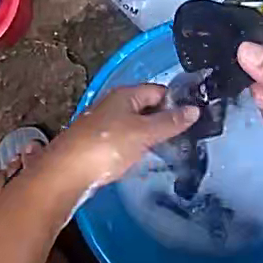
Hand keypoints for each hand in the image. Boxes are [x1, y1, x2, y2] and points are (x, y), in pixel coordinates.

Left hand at [40, 85, 196, 193]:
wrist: (67, 172)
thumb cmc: (107, 146)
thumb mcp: (144, 133)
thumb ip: (169, 122)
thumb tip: (194, 109)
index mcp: (124, 95)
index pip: (158, 90)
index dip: (176, 101)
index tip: (195, 117)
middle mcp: (113, 104)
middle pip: (145, 106)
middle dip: (164, 119)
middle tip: (187, 135)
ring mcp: (103, 124)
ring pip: (134, 124)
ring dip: (150, 134)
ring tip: (171, 148)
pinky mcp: (97, 144)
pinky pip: (124, 139)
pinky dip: (137, 146)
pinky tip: (144, 158)